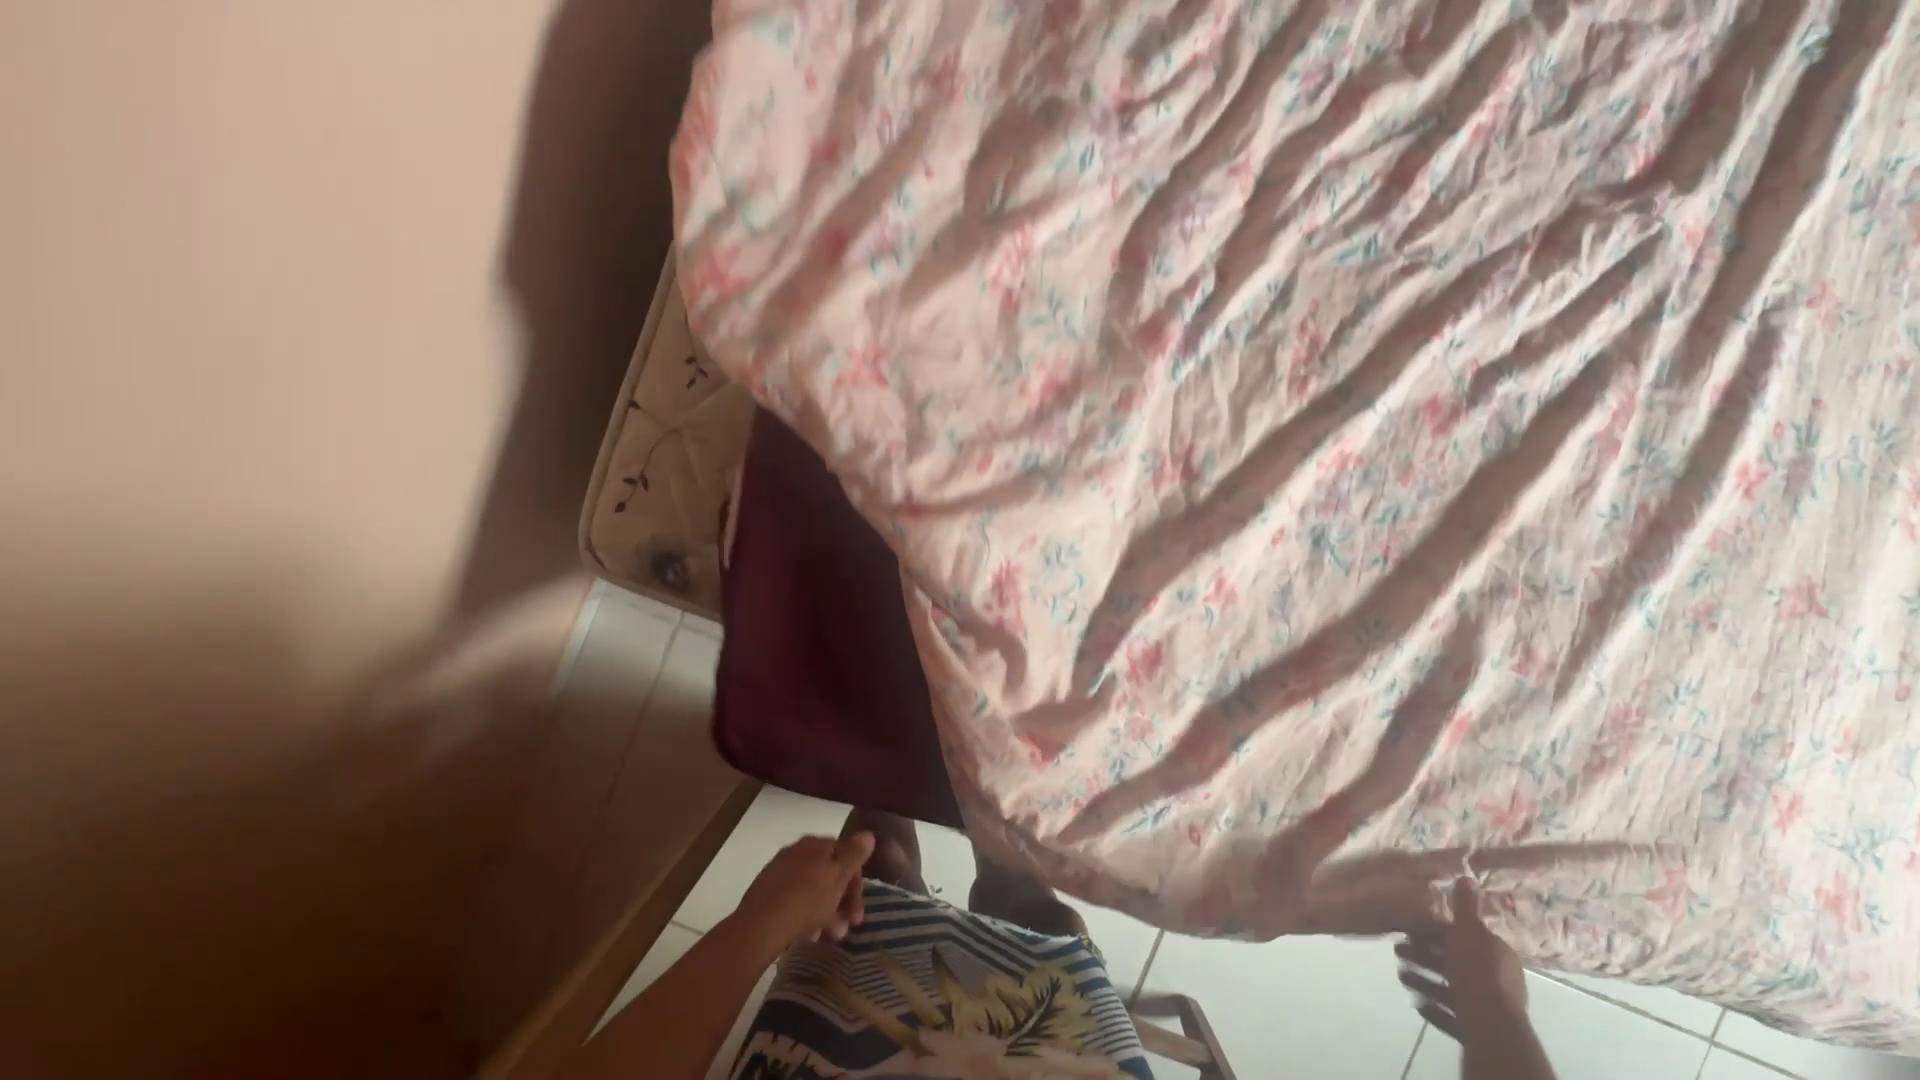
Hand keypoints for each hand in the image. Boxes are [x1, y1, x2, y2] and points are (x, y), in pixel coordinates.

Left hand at [725, 832, 874, 959]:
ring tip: (831, 936)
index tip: (859, 912)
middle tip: (848, 926)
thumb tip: (868, 834)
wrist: (759, 925)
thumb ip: (854, 855)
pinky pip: (796, 900)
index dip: (857, 883)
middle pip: (829, 873)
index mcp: (816, 844)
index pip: (846, 856)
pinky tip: (809, 933)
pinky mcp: (767, 891)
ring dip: (828, 911)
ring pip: (814, 889)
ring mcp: (780, 870)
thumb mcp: (837, 877)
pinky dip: (808, 914)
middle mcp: (798, 851)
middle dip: (843, 900)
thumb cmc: (806, 900)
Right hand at [1397, 878, 1528, 1040]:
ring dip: (1424, 980)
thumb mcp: (1468, 931)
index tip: (1411, 930)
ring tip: (1401, 976)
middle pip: (1454, 962)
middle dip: (1424, 956)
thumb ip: (1465, 907)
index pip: (1464, 937)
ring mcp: (1487, 1004)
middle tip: (1397, 952)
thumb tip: (1468, 876)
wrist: (1489, 1024)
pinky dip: (1434, 1006)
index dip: (1437, 932)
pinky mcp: (1476, 1027)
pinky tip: (1417, 1003)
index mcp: (1496, 953)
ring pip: (1449, 987)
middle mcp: (1496, 978)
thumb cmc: (1477, 971)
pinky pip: (1451, 1013)